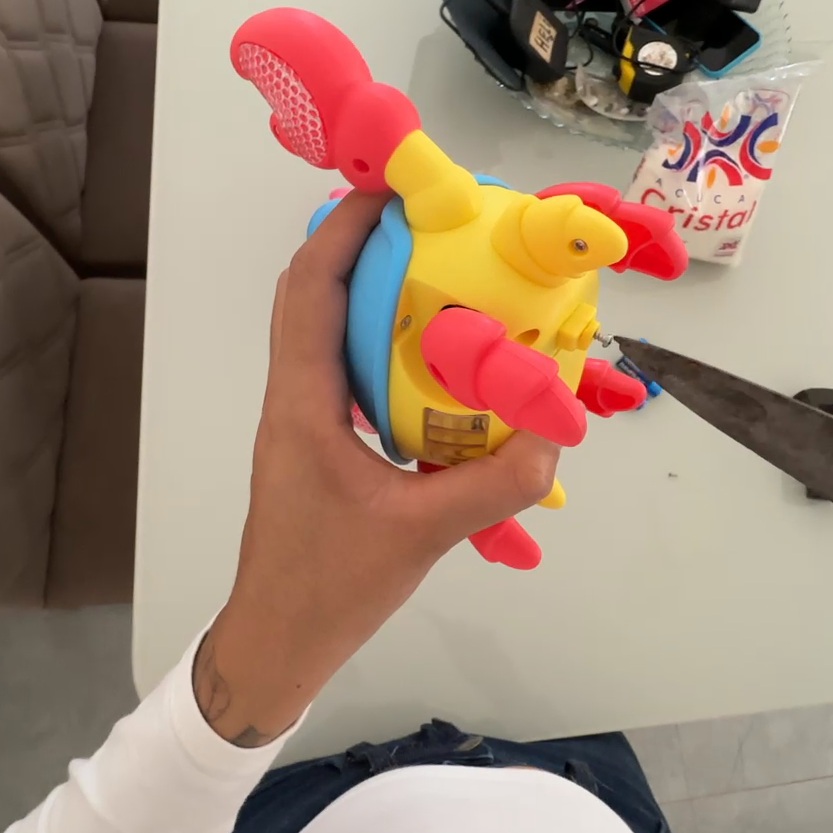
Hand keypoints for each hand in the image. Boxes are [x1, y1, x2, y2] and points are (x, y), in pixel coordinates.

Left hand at [194, 191, 561, 747]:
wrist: (278, 639)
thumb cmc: (329, 586)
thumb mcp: (420, 535)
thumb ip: (491, 488)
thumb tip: (555, 441)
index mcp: (304, 403)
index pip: (310, 289)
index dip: (344, 230)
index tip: (391, 192)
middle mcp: (295, 396)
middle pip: (312, 294)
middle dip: (359, 245)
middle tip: (426, 225)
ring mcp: (303, 418)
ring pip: (325, 328)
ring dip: (368, 289)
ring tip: (433, 273)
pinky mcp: (318, 439)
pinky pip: (344, 367)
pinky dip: (379, 340)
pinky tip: (430, 356)